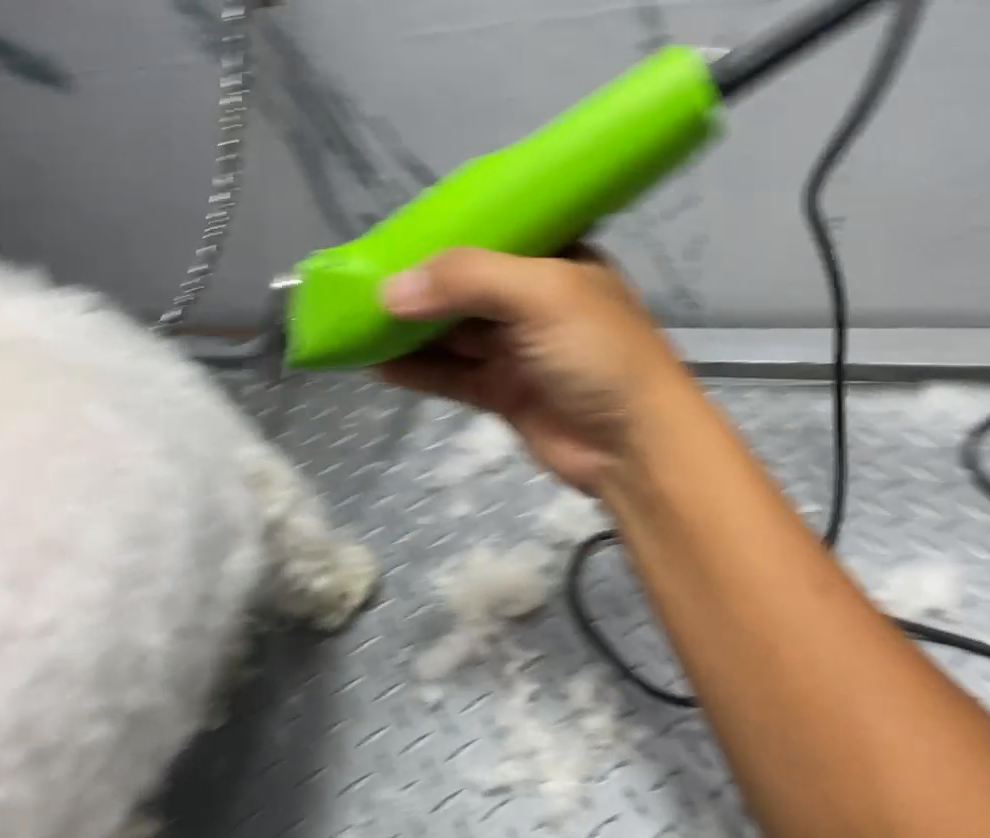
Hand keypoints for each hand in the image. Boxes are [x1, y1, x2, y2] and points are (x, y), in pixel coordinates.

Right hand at [378, 247, 691, 494]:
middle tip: (357, 285)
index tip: (388, 238)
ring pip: (454, 334)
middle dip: (417, 288)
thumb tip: (390, 291)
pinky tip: (377, 366)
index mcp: (556, 261)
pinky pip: (454, 376)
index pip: (490, 238)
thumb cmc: (598, 354)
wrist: (635, 447)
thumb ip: (465, 280)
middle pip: (464, 288)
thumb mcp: (540, 294)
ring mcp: (520, 351)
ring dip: (409, 331)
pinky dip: (419, 371)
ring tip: (354, 323)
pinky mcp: (507, 395)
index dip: (441, 237)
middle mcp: (535, 303)